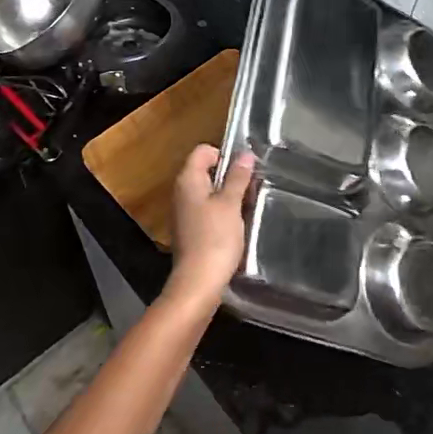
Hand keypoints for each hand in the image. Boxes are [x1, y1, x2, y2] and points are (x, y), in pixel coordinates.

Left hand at [165, 144, 252, 300]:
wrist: (198, 282)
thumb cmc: (215, 238)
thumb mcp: (230, 204)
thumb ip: (238, 178)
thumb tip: (245, 154)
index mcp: (188, 179)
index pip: (203, 151)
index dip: (224, 155)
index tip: (244, 170)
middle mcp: (181, 191)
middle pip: (206, 170)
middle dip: (229, 176)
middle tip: (252, 187)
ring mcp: (183, 211)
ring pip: (208, 192)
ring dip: (228, 195)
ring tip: (247, 206)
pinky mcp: (190, 229)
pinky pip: (207, 210)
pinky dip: (221, 212)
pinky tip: (236, 225)